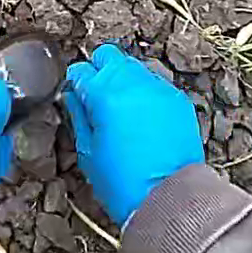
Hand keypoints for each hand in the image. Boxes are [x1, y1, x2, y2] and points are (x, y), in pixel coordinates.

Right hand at [62, 44, 204, 226]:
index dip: (76, 82)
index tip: (76, 93)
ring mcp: (159, 87)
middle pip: (110, 55)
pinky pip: (155, 83)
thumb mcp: (88, 152)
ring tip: (121, 108)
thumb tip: (74, 95)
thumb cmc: (122, 182)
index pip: (82, 70)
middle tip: (97, 95)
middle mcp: (134, 82)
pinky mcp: (177, 97)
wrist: (169, 197)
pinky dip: (145, 92)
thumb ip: (79, 115)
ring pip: (134, 66)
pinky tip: (142, 116)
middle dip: (100, 70)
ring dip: (124, 79)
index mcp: (105, 93)